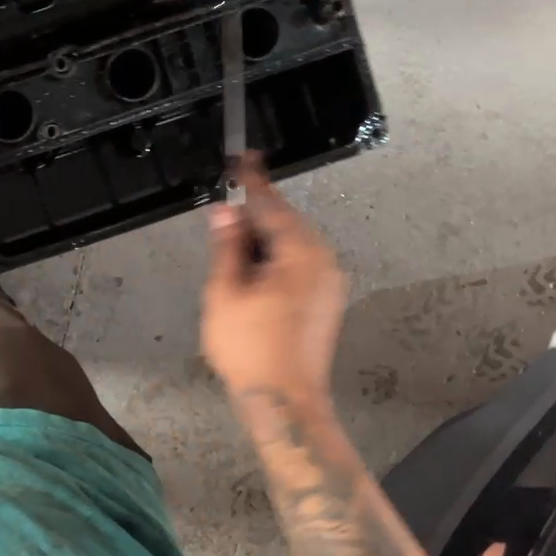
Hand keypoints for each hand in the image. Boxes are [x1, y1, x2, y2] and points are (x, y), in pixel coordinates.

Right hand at [201, 156, 346, 406]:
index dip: (252, 182)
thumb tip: (226, 212)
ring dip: (264, 240)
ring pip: (293, 246)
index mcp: (300, 254)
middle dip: (257, 214)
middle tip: (227, 208)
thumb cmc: (248, 345)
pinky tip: (253, 272)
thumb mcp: (224, 292)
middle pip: (287, 224)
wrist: (284, 398)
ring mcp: (330, 282)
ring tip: (232, 245)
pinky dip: (275, 259)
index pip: (272, 206)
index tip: (242, 157)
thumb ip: (227, 247)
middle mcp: (324, 261)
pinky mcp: (327, 301)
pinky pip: (300, 264)